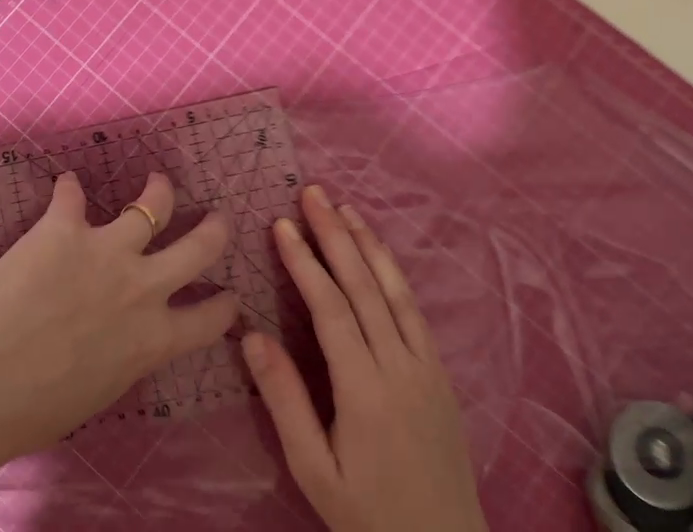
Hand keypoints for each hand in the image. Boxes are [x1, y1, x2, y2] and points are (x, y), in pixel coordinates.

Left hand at [0, 171, 239, 454]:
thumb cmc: (38, 410)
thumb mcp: (102, 391)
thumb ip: (122, 357)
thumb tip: (118, 342)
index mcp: (155, 340)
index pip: (210, 320)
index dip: (224, 307)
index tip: (229, 297)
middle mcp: (143, 288)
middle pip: (199, 248)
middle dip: (214, 232)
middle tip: (218, 220)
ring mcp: (105, 251)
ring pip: (152, 206)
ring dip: (159, 192)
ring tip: (159, 182)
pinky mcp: (63, 228)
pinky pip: (72, 196)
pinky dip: (69, 189)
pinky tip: (67, 183)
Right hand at [244, 185, 487, 531]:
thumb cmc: (366, 513)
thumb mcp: (312, 467)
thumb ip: (284, 399)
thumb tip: (251, 334)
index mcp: (365, 389)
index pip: (330, 308)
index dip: (304, 262)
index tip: (282, 224)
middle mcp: (402, 368)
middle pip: (365, 287)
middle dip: (335, 235)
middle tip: (313, 193)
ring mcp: (429, 370)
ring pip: (396, 292)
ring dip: (369, 245)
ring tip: (345, 209)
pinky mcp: (442, 378)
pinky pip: (415, 313)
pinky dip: (394, 276)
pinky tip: (379, 258)